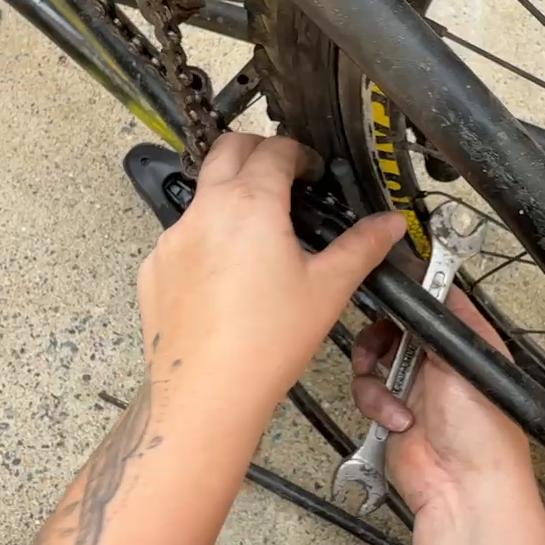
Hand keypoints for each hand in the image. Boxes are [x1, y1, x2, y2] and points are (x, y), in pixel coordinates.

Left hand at [138, 133, 407, 417]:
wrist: (207, 395)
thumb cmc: (266, 344)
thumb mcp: (328, 289)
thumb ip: (362, 246)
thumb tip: (390, 224)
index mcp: (249, 205)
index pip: (274, 150)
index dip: (298, 153)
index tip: (310, 171)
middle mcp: (204, 211)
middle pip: (227, 150)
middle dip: (257, 151)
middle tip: (282, 178)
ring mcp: (172, 239)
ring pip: (201, 194)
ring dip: (229, 196)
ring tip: (257, 235)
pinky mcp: (154, 268)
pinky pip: (181, 236)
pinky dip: (204, 238)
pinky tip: (225, 277)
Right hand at [350, 287, 531, 513]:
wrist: (462, 487)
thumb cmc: (483, 430)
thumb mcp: (464, 357)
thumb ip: (439, 318)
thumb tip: (421, 282)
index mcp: (466, 340)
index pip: (436, 297)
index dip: (414, 287)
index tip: (393, 280)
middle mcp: (438, 358)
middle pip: (396, 321)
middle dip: (383, 329)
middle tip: (382, 335)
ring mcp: (412, 383)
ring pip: (373, 352)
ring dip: (373, 370)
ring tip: (387, 389)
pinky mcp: (389, 408)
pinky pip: (366, 388)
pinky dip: (375, 401)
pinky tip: (396, 418)